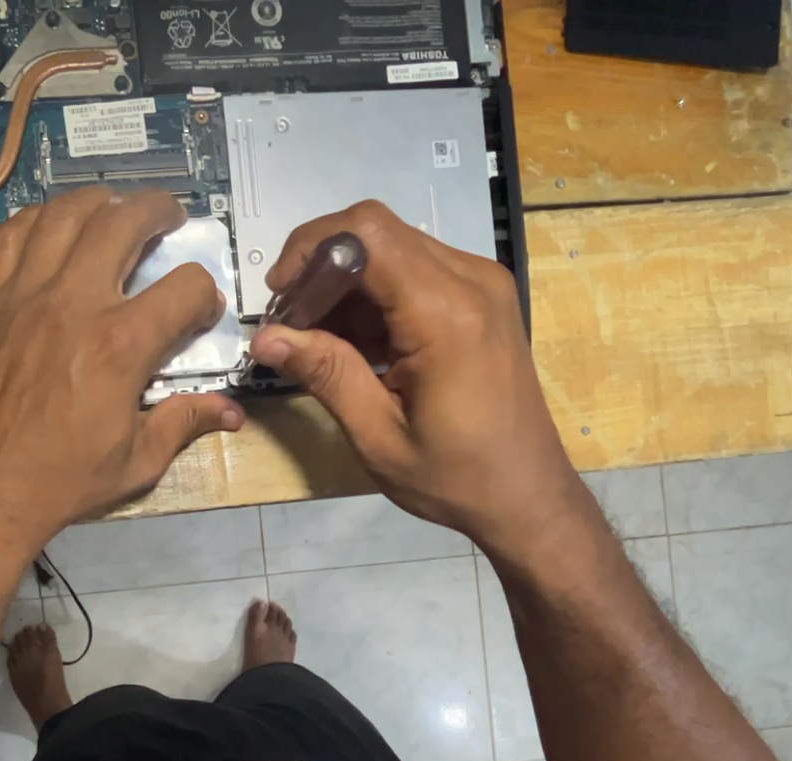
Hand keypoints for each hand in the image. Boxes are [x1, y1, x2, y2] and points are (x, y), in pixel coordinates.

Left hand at [0, 187, 244, 554]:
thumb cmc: (63, 482)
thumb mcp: (137, 462)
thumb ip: (185, 422)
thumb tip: (232, 412)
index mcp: (121, 345)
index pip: (185, 287)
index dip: (204, 294)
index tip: (201, 311)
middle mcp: (74, 303)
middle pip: (125, 222)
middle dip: (158, 211)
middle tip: (169, 216)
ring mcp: (24, 295)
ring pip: (65, 214)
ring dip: (99, 202)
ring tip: (113, 208)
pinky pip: (12, 235)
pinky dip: (40, 219)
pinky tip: (53, 228)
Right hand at [250, 201, 580, 548]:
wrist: (527, 496)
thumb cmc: (455, 478)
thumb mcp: (378, 436)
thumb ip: (326, 375)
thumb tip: (265, 338)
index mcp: (445, 314)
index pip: (367, 233)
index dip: (311, 249)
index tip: (280, 299)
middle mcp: (470, 282)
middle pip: (377, 234)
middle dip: (321, 271)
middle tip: (291, 327)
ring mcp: (480, 287)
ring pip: (393, 251)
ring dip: (345, 288)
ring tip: (316, 343)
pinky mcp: (480, 301)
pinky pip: (415, 275)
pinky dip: (374, 299)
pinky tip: (354, 346)